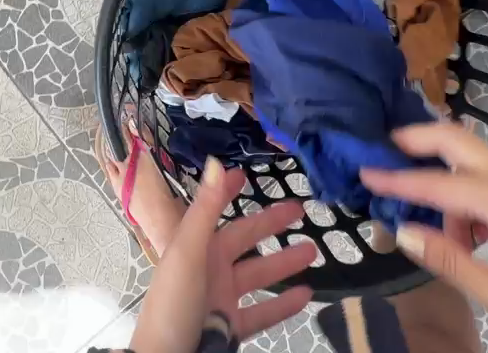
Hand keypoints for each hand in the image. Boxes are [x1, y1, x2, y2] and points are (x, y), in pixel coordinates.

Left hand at [129, 158, 317, 352]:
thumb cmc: (173, 301)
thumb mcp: (189, 251)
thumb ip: (205, 208)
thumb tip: (216, 161)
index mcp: (195, 243)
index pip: (214, 208)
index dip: (226, 190)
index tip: (244, 173)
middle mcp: (209, 265)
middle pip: (244, 239)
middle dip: (269, 223)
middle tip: (299, 209)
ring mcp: (221, 296)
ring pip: (259, 274)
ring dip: (284, 262)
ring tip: (314, 250)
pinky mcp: (231, 326)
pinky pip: (262, 312)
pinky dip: (283, 304)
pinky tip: (306, 296)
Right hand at [360, 123, 487, 352]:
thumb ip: (452, 262)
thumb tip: (403, 231)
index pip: (437, 184)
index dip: (396, 180)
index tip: (362, 171)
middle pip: (458, 139)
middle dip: (417, 140)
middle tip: (384, 153)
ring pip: (481, 161)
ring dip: (452, 180)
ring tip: (447, 236)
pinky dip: (480, 195)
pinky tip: (484, 239)